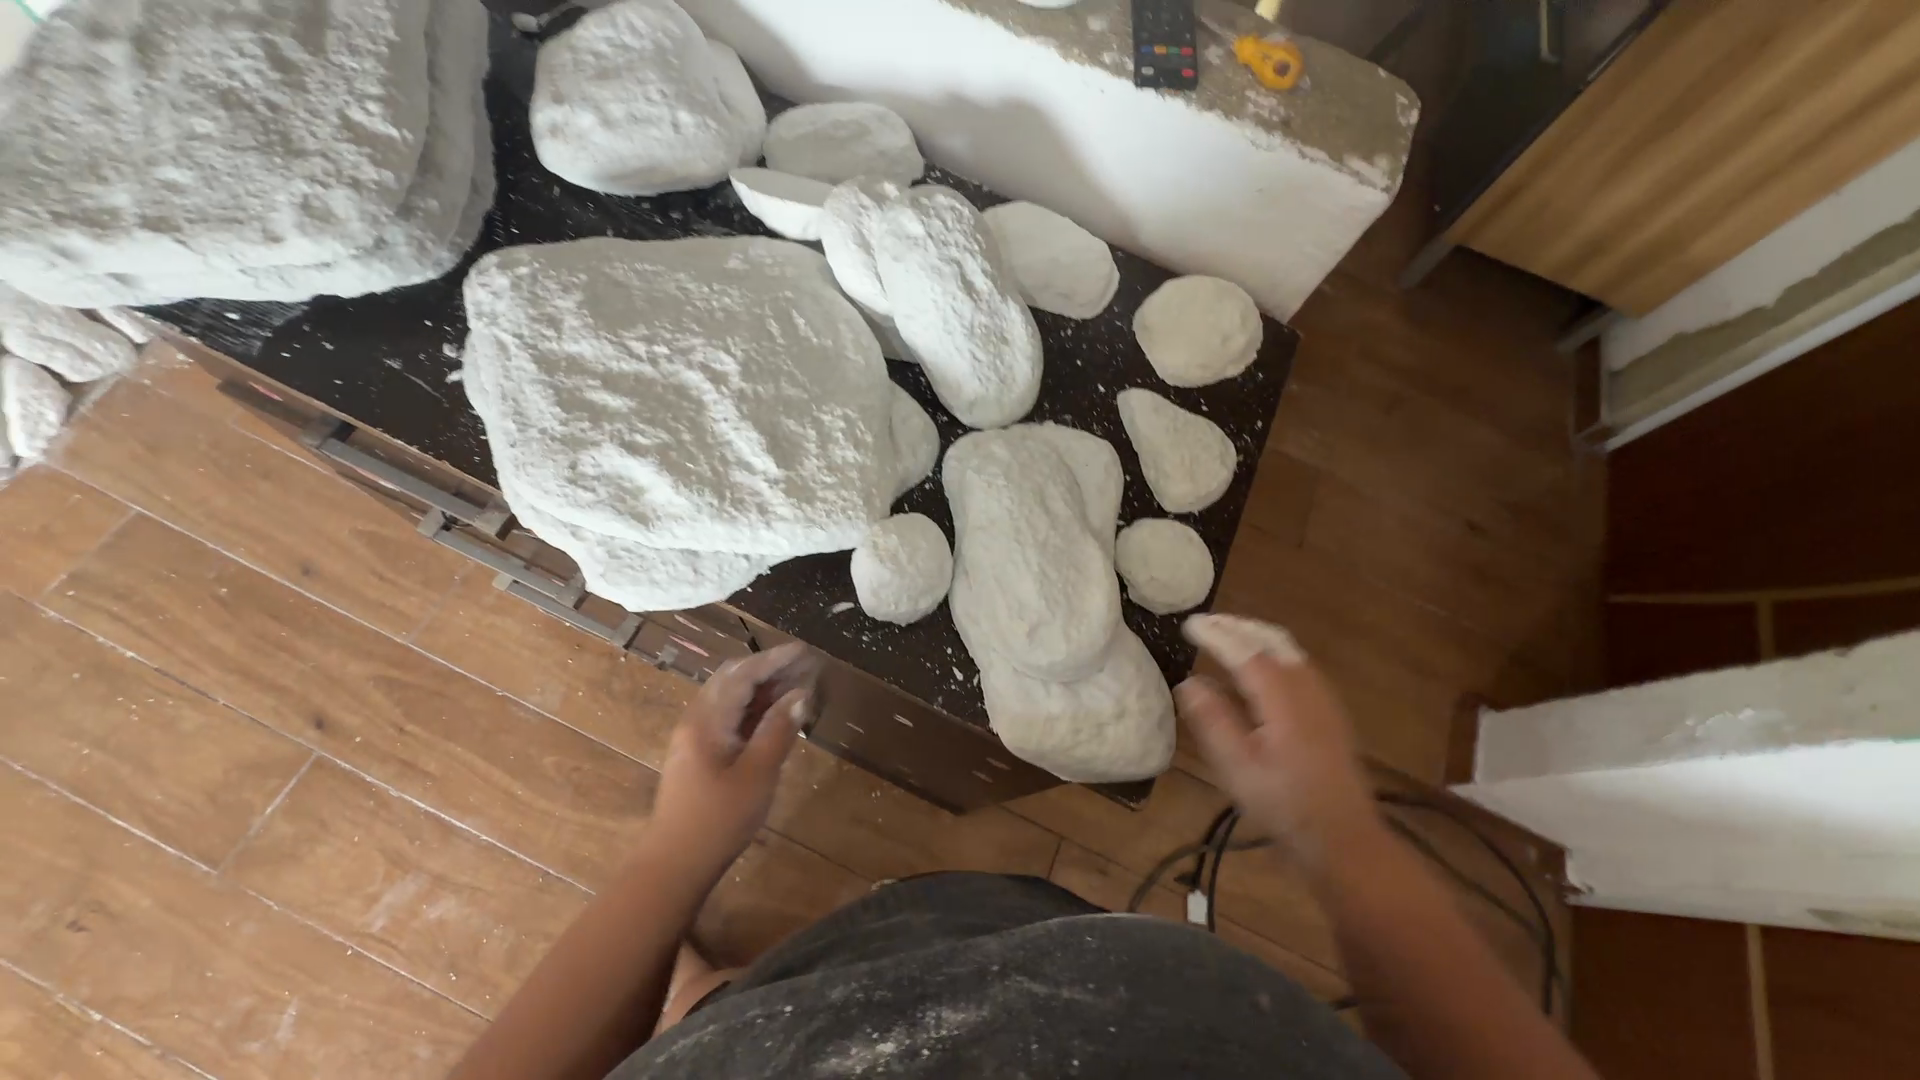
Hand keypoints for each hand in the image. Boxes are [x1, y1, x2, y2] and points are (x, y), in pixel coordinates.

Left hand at [650, 643, 820, 871]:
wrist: (674, 864)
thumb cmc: (718, 820)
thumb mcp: (757, 774)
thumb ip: (778, 731)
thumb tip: (801, 695)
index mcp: (707, 720)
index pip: (743, 675)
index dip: (775, 660)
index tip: (806, 652)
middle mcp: (697, 721)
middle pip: (734, 680)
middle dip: (770, 670)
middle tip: (806, 666)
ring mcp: (695, 739)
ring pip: (731, 699)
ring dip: (763, 689)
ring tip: (798, 686)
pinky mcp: (698, 756)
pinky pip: (729, 718)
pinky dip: (754, 710)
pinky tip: (776, 716)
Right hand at [1175, 615, 1378, 866]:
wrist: (1343, 837)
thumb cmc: (1283, 805)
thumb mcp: (1237, 767)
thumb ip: (1213, 721)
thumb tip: (1188, 683)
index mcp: (1283, 700)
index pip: (1246, 652)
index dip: (1217, 635)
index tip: (1189, 625)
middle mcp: (1307, 691)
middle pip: (1273, 641)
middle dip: (1238, 627)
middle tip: (1206, 624)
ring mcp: (1324, 701)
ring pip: (1289, 651)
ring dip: (1257, 636)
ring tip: (1228, 636)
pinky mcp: (1330, 715)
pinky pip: (1300, 665)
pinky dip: (1273, 652)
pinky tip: (1260, 669)